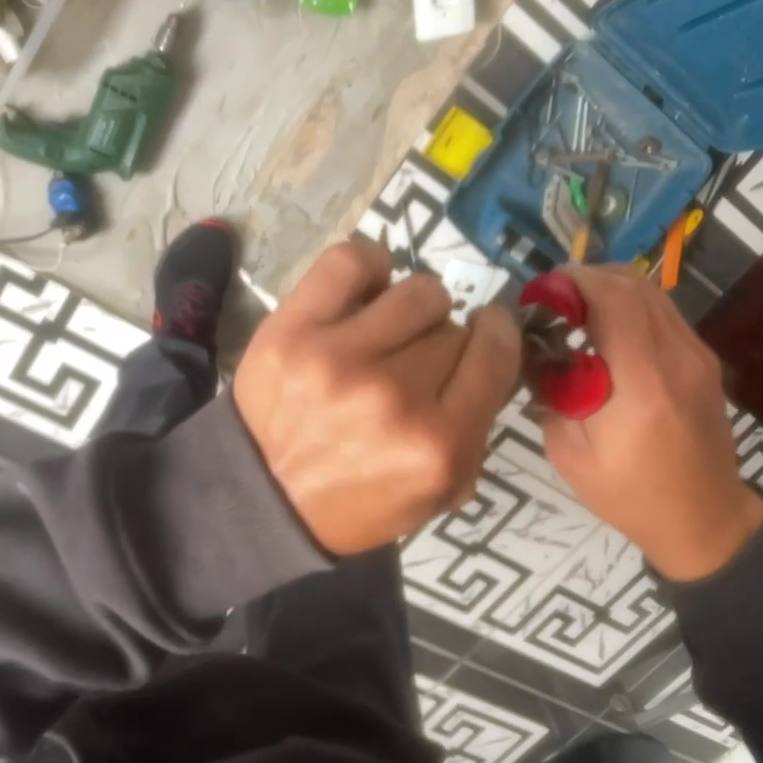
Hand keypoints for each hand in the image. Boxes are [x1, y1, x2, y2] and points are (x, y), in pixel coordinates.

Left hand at [234, 238, 520, 554]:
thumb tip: (493, 350)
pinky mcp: (291, 331)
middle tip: (415, 364)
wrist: (266, 501)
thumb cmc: (359, 500)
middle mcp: (394, 397)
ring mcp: (338, 359)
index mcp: (439, 445)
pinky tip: (367, 291)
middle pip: (451, 329)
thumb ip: (478, 428)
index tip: (485, 332)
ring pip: (415, 292)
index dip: (496, 335)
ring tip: (390, 329)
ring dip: (412, 308)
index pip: (496, 353)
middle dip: (442, 343)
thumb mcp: (438, 492)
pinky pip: (351, 261)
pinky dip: (370, 266)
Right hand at [538, 266, 762, 580]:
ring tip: (574, 312)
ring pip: (652, 292)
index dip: (573, 282)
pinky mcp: (703, 361)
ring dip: (609, 289)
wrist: (704, 520)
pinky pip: (663, 313)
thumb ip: (551, 394)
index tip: (539, 293)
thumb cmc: (629, 494)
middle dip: (587, 279)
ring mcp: (697, 356)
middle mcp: (677, 358)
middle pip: (634, 284)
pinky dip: (629, 307)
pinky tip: (604, 332)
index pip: (614, 299)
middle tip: (551, 300)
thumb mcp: (569, 453)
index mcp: (641, 384)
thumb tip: (533, 351)